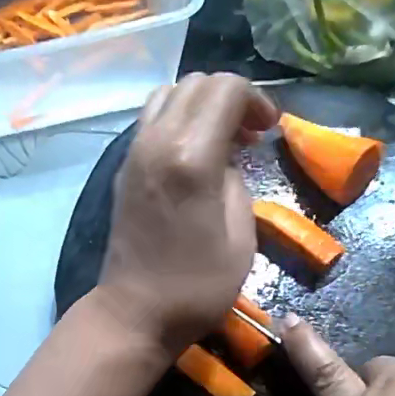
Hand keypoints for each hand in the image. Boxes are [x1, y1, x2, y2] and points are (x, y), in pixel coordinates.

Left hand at [93, 73, 278, 353]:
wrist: (135, 313)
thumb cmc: (197, 285)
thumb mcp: (241, 237)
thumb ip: (237, 181)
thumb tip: (226, 160)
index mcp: (192, 158)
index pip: (225, 90)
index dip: (256, 100)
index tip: (269, 130)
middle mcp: (158, 141)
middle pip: (197, 82)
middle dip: (231, 97)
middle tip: (251, 134)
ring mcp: (135, 151)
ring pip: (170, 93)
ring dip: (203, 104)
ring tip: (223, 139)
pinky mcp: (125, 166)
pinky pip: (153, 118)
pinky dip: (180, 119)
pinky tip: (197, 153)